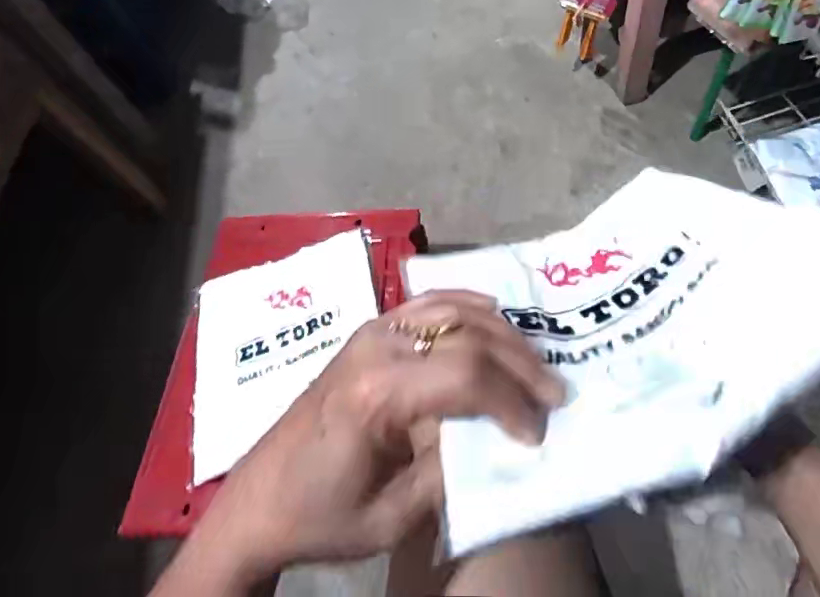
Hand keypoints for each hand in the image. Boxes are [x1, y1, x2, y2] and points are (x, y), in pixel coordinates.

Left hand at [152, 290, 565, 594]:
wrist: (263, 493)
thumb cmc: (322, 512)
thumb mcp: (392, 516)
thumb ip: (448, 471)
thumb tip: (497, 439)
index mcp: (377, 392)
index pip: (464, 373)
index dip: (512, 400)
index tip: (536, 435)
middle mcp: (375, 346)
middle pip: (464, 334)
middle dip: (517, 363)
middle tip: (556, 395)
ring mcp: (371, 331)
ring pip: (448, 309)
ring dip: (498, 332)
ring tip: (534, 363)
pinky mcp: (369, 332)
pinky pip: (424, 303)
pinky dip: (464, 304)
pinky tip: (492, 316)